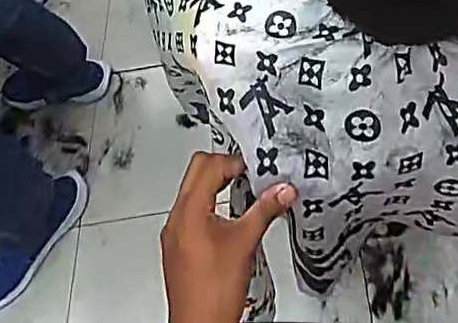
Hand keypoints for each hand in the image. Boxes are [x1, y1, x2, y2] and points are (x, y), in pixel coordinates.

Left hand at [161, 152, 295, 322]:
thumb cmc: (214, 295)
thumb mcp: (246, 242)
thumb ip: (266, 209)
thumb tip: (284, 189)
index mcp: (189, 213)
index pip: (209, 166)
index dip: (234, 162)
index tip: (252, 169)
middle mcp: (176, 220)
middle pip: (196, 169)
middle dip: (222, 165)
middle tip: (245, 171)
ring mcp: (173, 234)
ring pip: (191, 189)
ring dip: (215, 183)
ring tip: (239, 189)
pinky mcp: (175, 246)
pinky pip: (189, 209)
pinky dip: (208, 202)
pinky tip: (226, 216)